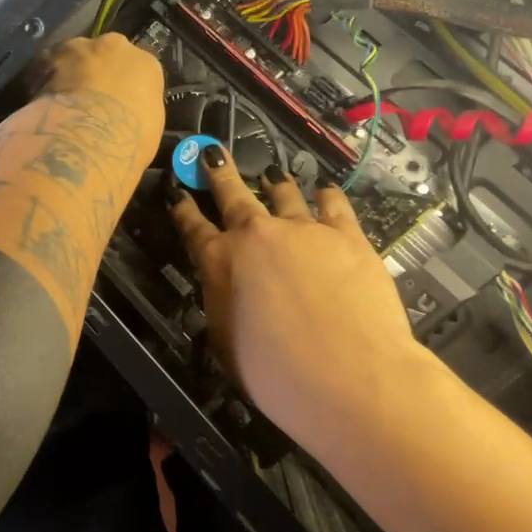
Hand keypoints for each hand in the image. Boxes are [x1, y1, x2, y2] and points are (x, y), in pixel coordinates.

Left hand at [36, 33, 164, 166]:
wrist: (89, 133)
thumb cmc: (130, 137)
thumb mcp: (148, 125)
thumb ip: (138, 108)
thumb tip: (124, 114)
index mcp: (147, 64)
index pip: (138, 68)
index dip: (124, 83)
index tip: (116, 99)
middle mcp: (114, 46)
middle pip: (104, 53)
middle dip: (95, 70)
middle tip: (85, 97)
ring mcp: (79, 47)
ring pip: (72, 55)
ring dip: (67, 71)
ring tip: (59, 98)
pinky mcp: (47, 56)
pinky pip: (44, 66)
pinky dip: (42, 79)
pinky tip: (40, 99)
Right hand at [167, 150, 434, 439]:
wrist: (354, 378)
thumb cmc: (277, 376)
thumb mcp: (226, 345)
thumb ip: (223, 308)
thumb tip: (228, 297)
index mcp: (218, 261)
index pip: (192, 225)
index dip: (183, 207)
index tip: (178, 192)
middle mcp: (255, 235)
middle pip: (232, 194)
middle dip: (219, 172)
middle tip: (214, 154)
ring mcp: (302, 229)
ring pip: (283, 193)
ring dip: (274, 184)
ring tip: (272, 176)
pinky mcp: (347, 235)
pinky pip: (333, 204)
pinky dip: (326, 195)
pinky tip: (325, 191)